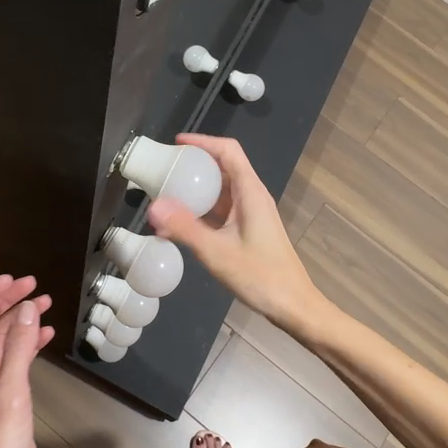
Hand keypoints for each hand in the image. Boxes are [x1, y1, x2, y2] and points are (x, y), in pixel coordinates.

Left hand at [0, 275, 54, 447]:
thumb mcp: (9, 398)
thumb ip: (18, 350)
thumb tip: (29, 308)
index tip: (13, 281)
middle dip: (3, 304)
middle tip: (34, 285)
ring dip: (17, 322)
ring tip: (45, 303)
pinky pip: (9, 363)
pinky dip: (26, 346)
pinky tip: (46, 335)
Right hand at [148, 133, 329, 332]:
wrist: (293, 305)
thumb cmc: (260, 276)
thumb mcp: (217, 252)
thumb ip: (185, 228)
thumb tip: (153, 207)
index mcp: (251, 192)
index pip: (229, 150)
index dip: (203, 141)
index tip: (176, 144)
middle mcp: (253, 196)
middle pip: (224, 166)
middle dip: (196, 163)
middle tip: (165, 168)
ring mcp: (252, 213)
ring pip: (223, 189)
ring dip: (198, 187)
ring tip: (168, 191)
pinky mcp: (249, 229)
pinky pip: (223, 208)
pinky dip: (203, 208)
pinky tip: (182, 222)